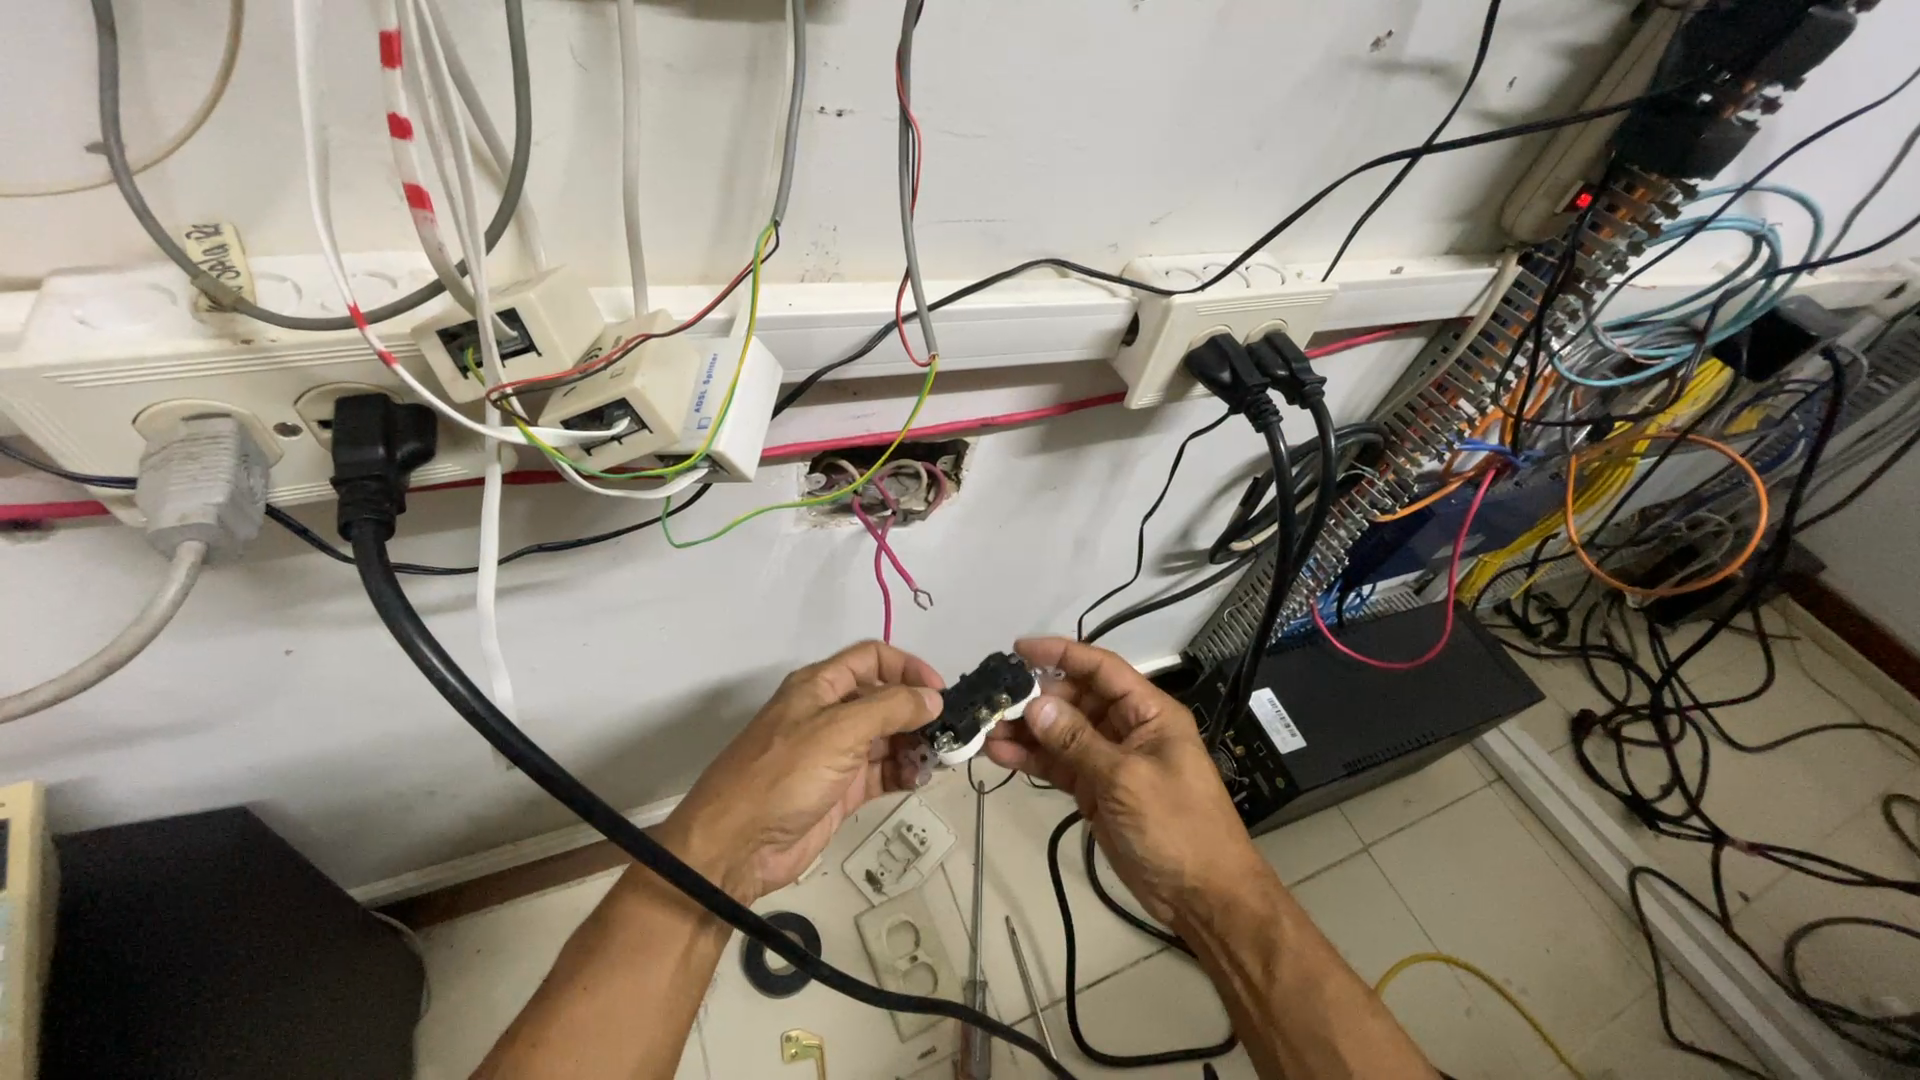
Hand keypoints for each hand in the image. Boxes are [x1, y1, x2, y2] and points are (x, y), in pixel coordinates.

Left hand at [655, 641, 944, 905]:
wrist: (736, 845)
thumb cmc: (784, 775)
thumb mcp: (838, 730)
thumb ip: (890, 708)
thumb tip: (933, 697)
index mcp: (820, 687)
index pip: (871, 659)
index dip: (907, 667)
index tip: (939, 690)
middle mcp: (829, 714)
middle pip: (884, 699)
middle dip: (918, 711)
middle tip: (952, 731)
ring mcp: (836, 754)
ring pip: (887, 738)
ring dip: (915, 744)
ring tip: (941, 758)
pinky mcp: (841, 791)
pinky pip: (882, 773)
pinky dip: (904, 773)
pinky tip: (921, 779)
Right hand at [984, 637, 1270, 925]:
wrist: (1201, 896)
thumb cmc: (1177, 827)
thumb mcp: (1126, 779)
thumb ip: (1077, 741)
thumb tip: (1034, 705)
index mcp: (1149, 713)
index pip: (1101, 669)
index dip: (1061, 654)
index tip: (1018, 649)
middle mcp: (1128, 728)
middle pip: (1074, 699)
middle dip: (1034, 699)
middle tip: (992, 702)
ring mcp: (1109, 760)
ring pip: (1060, 733)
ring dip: (1025, 731)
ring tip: (985, 730)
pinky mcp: (1094, 789)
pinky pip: (1058, 764)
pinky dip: (1030, 760)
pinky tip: (998, 755)